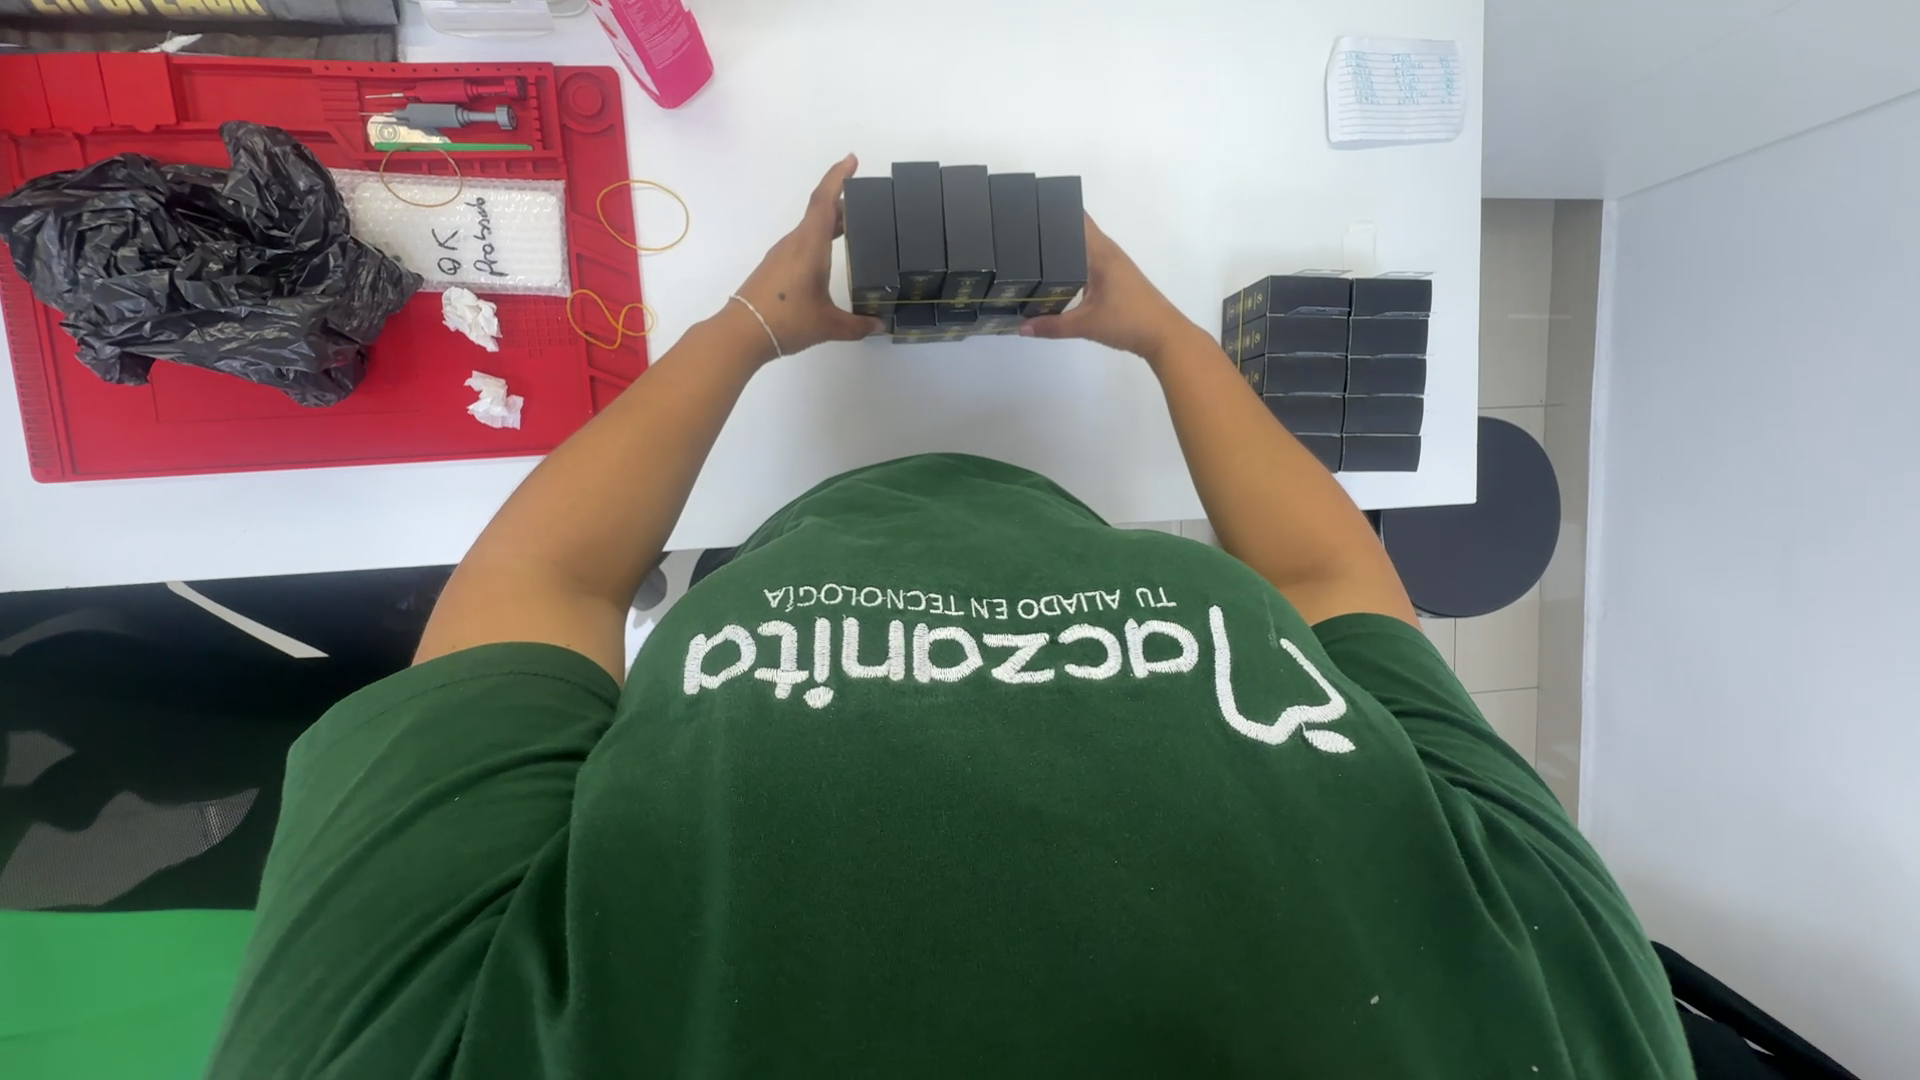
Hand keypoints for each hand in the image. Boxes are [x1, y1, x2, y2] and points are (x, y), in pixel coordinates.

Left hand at [731, 154, 885, 359]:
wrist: (743, 332)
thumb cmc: (788, 321)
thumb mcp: (829, 325)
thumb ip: (857, 325)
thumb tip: (878, 325)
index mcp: (810, 246)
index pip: (825, 201)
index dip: (838, 177)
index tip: (852, 160)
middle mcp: (795, 243)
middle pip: (819, 212)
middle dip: (842, 203)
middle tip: (866, 205)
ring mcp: (782, 255)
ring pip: (809, 229)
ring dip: (830, 224)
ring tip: (852, 230)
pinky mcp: (775, 268)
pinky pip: (802, 244)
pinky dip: (818, 241)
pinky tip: (827, 258)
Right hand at [1019, 214, 1190, 360]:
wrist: (1163, 335)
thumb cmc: (1128, 321)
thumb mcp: (1086, 325)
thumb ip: (1052, 327)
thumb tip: (1021, 328)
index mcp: (1100, 253)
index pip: (1076, 218)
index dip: (1054, 210)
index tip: (1029, 209)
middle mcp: (1107, 252)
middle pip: (1077, 230)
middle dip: (1052, 229)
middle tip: (1020, 233)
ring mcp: (1113, 265)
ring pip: (1083, 248)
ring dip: (1062, 248)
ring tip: (1031, 252)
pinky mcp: (1115, 278)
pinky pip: (1088, 262)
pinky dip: (1072, 264)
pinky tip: (1057, 277)